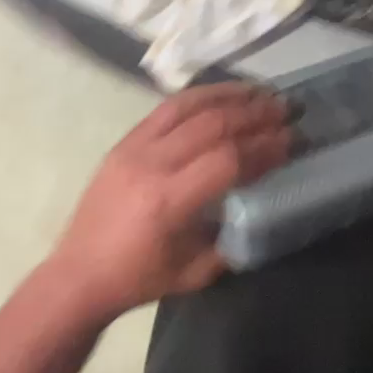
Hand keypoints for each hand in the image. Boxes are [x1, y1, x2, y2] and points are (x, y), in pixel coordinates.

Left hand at [49, 83, 290, 315]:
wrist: (79, 274)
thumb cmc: (140, 279)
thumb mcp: (197, 271)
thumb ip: (232, 236)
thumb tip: (264, 203)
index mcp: (168, 202)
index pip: (227, 160)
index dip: (265, 147)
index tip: (293, 141)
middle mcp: (150, 165)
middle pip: (212, 125)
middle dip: (255, 115)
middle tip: (287, 111)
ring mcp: (133, 148)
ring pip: (188, 106)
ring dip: (230, 96)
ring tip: (262, 93)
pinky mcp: (123, 142)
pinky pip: (166, 109)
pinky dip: (200, 97)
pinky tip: (223, 96)